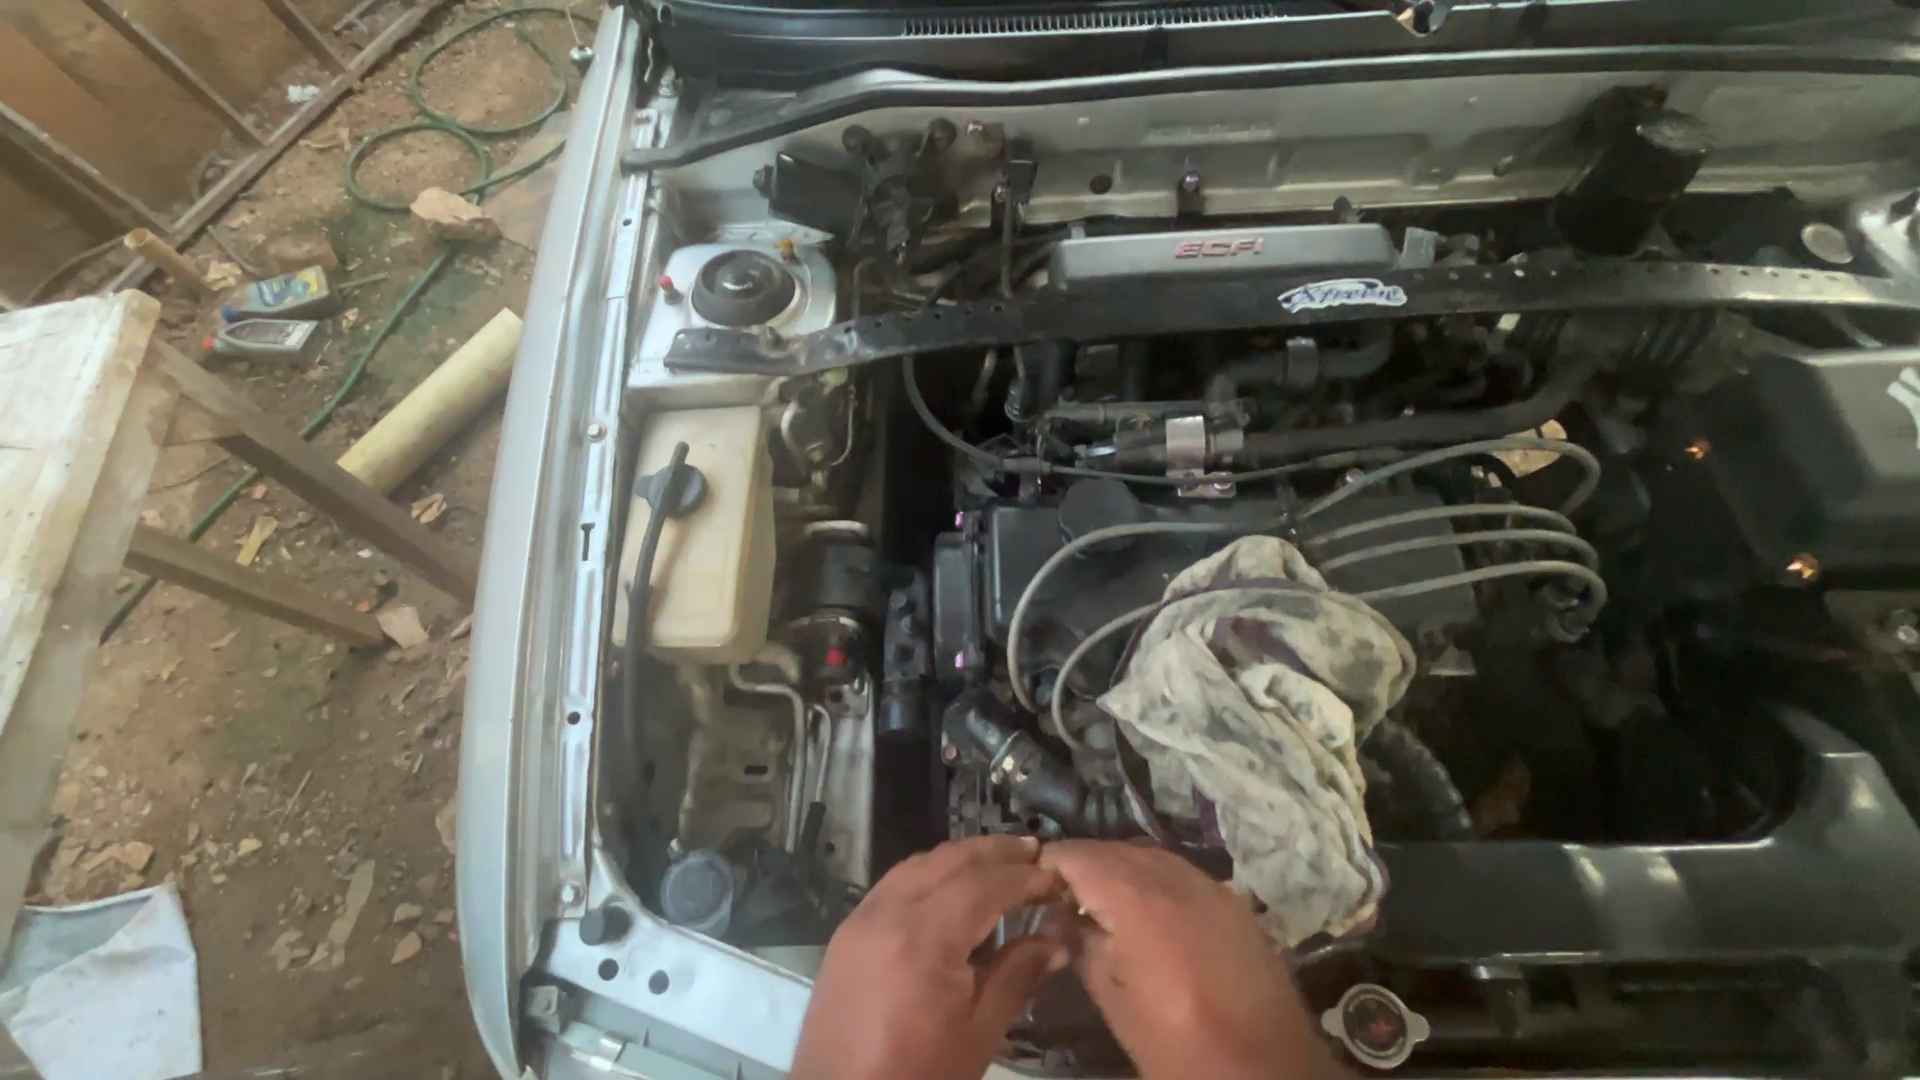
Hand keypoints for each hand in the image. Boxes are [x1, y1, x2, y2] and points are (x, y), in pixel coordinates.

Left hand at [790, 836, 1066, 1079]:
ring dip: (961, 856)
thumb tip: (1056, 941)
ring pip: (919, 864)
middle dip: (994, 852)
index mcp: (923, 938)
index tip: (1054, 874)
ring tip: (999, 860)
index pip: (983, 885)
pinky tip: (951, 883)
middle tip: (1033, 850)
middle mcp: (889, 912)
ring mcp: (862, 917)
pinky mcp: (847, 930)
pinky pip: (894, 882)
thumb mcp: (979, 1034)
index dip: (1023, 876)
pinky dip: (929, 872)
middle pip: (949, 860)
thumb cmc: (918, 1077)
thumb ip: (1016, 976)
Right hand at [1041, 840, 1343, 1079]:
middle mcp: (1172, 875)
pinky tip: (1150, 914)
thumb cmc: (1178, 1043)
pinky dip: (1155, 881)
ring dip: (1120, 869)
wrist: (1269, 1071)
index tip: (1032, 883)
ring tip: (1103, 903)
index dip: (1050, 863)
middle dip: (1083, 865)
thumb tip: (1059, 914)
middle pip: (1113, 849)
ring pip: (1149, 855)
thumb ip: (1080, 944)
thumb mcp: (1112, 999)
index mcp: (1135, 896)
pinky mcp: (1233, 901)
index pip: (1077, 854)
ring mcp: (1208, 883)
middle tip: (1062, 896)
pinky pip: (1181, 873)